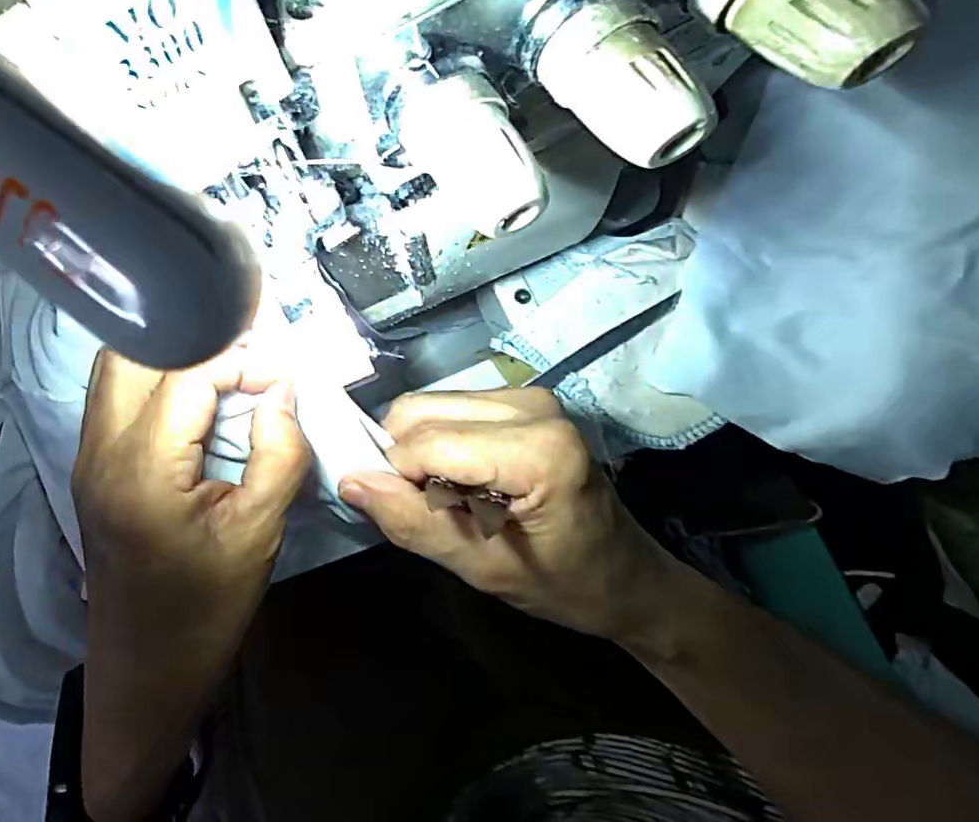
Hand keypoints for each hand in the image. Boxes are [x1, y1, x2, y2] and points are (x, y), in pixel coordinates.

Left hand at [72, 347, 311, 821]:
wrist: (144, 673)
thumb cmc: (205, 609)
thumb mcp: (257, 533)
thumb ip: (278, 453)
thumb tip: (282, 387)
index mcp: (142, 469)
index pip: (188, 372)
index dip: (242, 357)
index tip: (283, 371)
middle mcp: (101, 448)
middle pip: (138, 350)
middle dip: (200, 337)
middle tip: (253, 350)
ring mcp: (87, 454)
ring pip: (120, 365)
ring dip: (174, 351)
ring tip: (229, 361)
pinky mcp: (92, 464)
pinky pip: (118, 392)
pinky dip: (158, 373)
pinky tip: (198, 389)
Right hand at [338, 388, 673, 641]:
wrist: (626, 575)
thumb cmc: (566, 583)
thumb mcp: (485, 569)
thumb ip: (414, 522)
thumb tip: (351, 481)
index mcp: (537, 449)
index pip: (426, 443)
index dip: (399, 480)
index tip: (412, 519)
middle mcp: (531, 405)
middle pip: (420, 412)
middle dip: (405, 461)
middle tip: (431, 509)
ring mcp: (527, 395)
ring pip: (428, 406)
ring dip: (420, 452)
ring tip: (452, 497)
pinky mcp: (520, 397)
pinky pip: (449, 407)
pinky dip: (438, 442)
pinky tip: (465, 478)